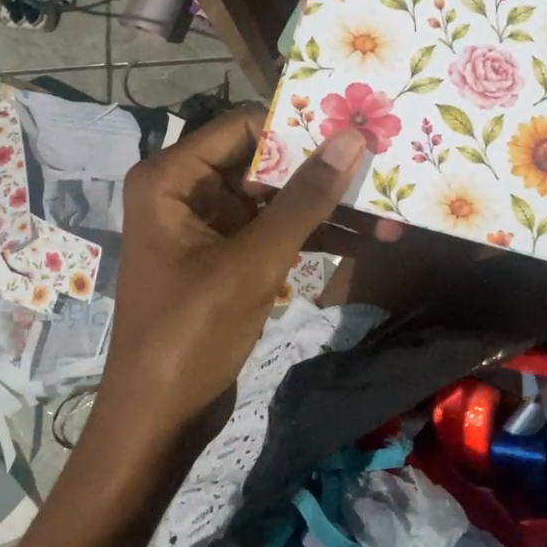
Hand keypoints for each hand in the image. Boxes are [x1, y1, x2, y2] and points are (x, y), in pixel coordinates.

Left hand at [106, 106, 367, 434]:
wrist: (159, 420)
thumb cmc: (191, 333)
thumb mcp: (254, 261)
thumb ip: (305, 198)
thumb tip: (352, 139)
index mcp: (171, 179)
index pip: (243, 126)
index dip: (298, 127)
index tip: (356, 129)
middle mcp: (185, 191)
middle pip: (263, 161)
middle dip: (322, 169)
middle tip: (382, 163)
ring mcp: (208, 226)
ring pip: (277, 199)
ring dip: (327, 206)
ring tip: (387, 208)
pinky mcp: (228, 258)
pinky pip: (276, 231)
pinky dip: (315, 234)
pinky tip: (367, 238)